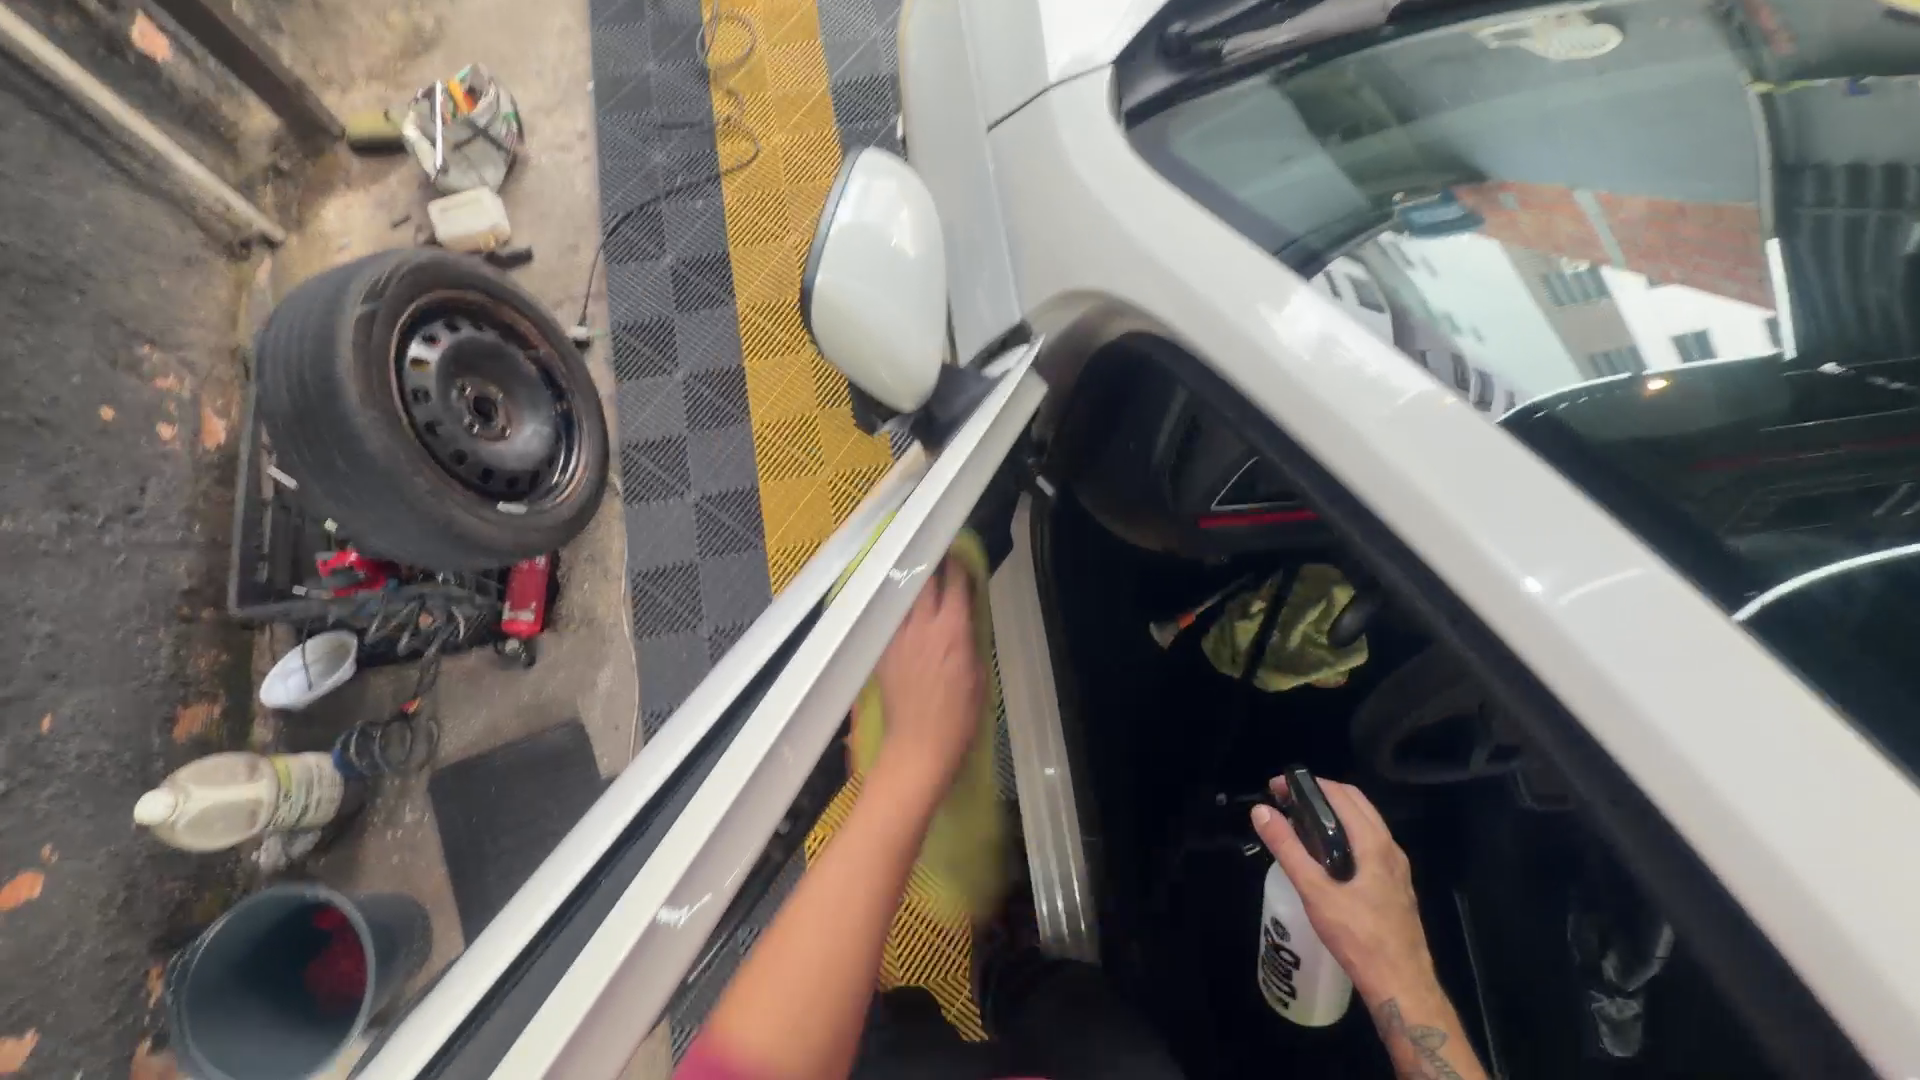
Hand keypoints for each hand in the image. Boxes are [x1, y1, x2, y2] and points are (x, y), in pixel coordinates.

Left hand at [872, 557, 983, 791]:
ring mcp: (898, 637)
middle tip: (937, 556)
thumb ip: (971, 640)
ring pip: (902, 596)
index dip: (959, 566)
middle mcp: (922, 626)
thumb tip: (968, 618)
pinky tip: (899, 604)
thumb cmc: (959, 717)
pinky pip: (889, 618)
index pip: (955, 584)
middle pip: (924, 581)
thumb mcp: (979, 675)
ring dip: (912, 582)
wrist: (919, 746)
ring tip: (916, 573)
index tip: (960, 555)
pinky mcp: (882, 651)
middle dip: (932, 564)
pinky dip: (896, 606)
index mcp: (953, 631)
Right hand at [1251, 777, 1436, 1003]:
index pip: (1341, 794)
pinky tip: (1324, 857)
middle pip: (1356, 804)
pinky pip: (1368, 845)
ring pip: (1365, 825)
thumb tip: (1262, 811)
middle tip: (1286, 802)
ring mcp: (1396, 869)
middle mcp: (1390, 849)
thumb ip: (1288, 849)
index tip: (1277, 788)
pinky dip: (1344, 834)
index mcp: (1375, 843)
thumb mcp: (1315, 892)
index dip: (1308, 784)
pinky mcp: (1395, 887)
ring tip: (1300, 823)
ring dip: (1333, 813)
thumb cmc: (1358, 937)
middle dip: (1321, 794)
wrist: (1401, 986)